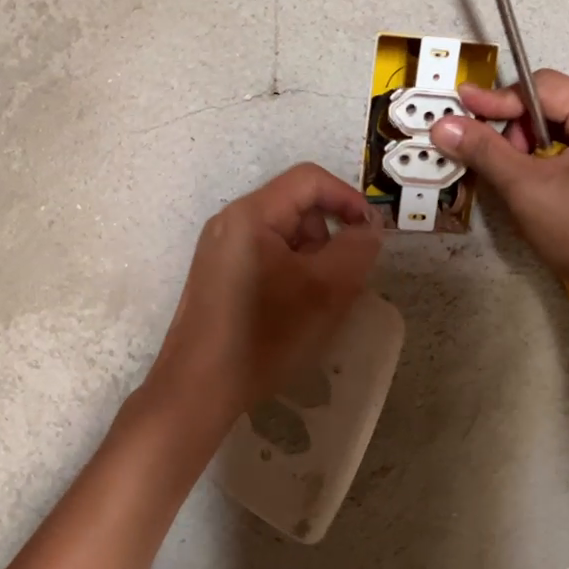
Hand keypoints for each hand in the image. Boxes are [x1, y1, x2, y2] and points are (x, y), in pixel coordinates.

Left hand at [142, 163, 382, 433]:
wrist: (198, 388)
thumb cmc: (264, 336)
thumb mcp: (324, 292)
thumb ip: (356, 250)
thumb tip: (369, 227)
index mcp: (251, 214)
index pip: (309, 180)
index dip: (348, 198)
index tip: (371, 233)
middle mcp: (230, 222)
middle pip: (295, 206)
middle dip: (328, 236)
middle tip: (340, 281)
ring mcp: (219, 250)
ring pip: (282, 235)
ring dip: (310, 259)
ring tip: (316, 303)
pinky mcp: (216, 276)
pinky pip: (264, 257)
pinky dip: (289, 274)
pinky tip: (292, 313)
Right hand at [431, 70, 568, 313]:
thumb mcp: (526, 188)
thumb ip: (483, 150)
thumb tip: (442, 125)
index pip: (545, 88)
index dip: (499, 99)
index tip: (460, 108)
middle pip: (554, 102)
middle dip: (517, 126)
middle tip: (497, 159)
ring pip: (563, 122)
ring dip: (529, 142)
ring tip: (518, 174)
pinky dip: (549, 154)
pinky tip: (538, 178)